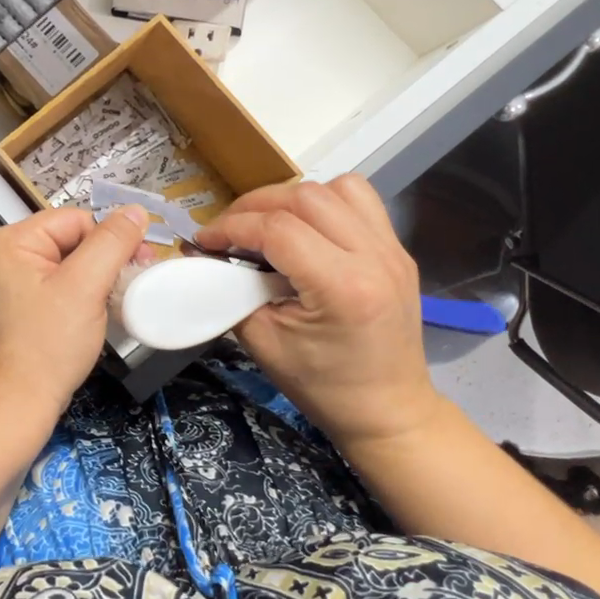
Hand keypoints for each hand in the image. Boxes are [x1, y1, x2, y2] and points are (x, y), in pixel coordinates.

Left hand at [0, 206, 149, 412]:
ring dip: (96, 279)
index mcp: (10, 241)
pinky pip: (58, 286)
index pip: (75, 220)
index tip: (139, 262)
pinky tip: (97, 311)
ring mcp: (8, 282)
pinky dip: (82, 295)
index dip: (110, 239)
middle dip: (104, 260)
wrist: (22, 401)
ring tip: (115, 300)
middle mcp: (3, 255)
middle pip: (71, 240)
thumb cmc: (50, 343)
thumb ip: (112, 243)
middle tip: (132, 283)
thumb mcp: (86, 286)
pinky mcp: (19, 305)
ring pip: (68, 264)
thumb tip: (136, 210)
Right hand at [194, 175, 442, 445]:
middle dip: (254, 206)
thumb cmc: (322, 386)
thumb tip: (207, 258)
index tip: (203, 242)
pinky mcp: (396, 249)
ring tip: (267, 224)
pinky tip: (304, 228)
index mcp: (342, 287)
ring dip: (291, 198)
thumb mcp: (263, 343)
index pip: (277, 229)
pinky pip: (359, 200)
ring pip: (336, 188)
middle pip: (304, 198)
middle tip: (227, 231)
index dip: (231, 227)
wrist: (387, 410)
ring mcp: (392, 249)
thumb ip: (233, 293)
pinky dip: (324, 202)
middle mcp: (374, 257)